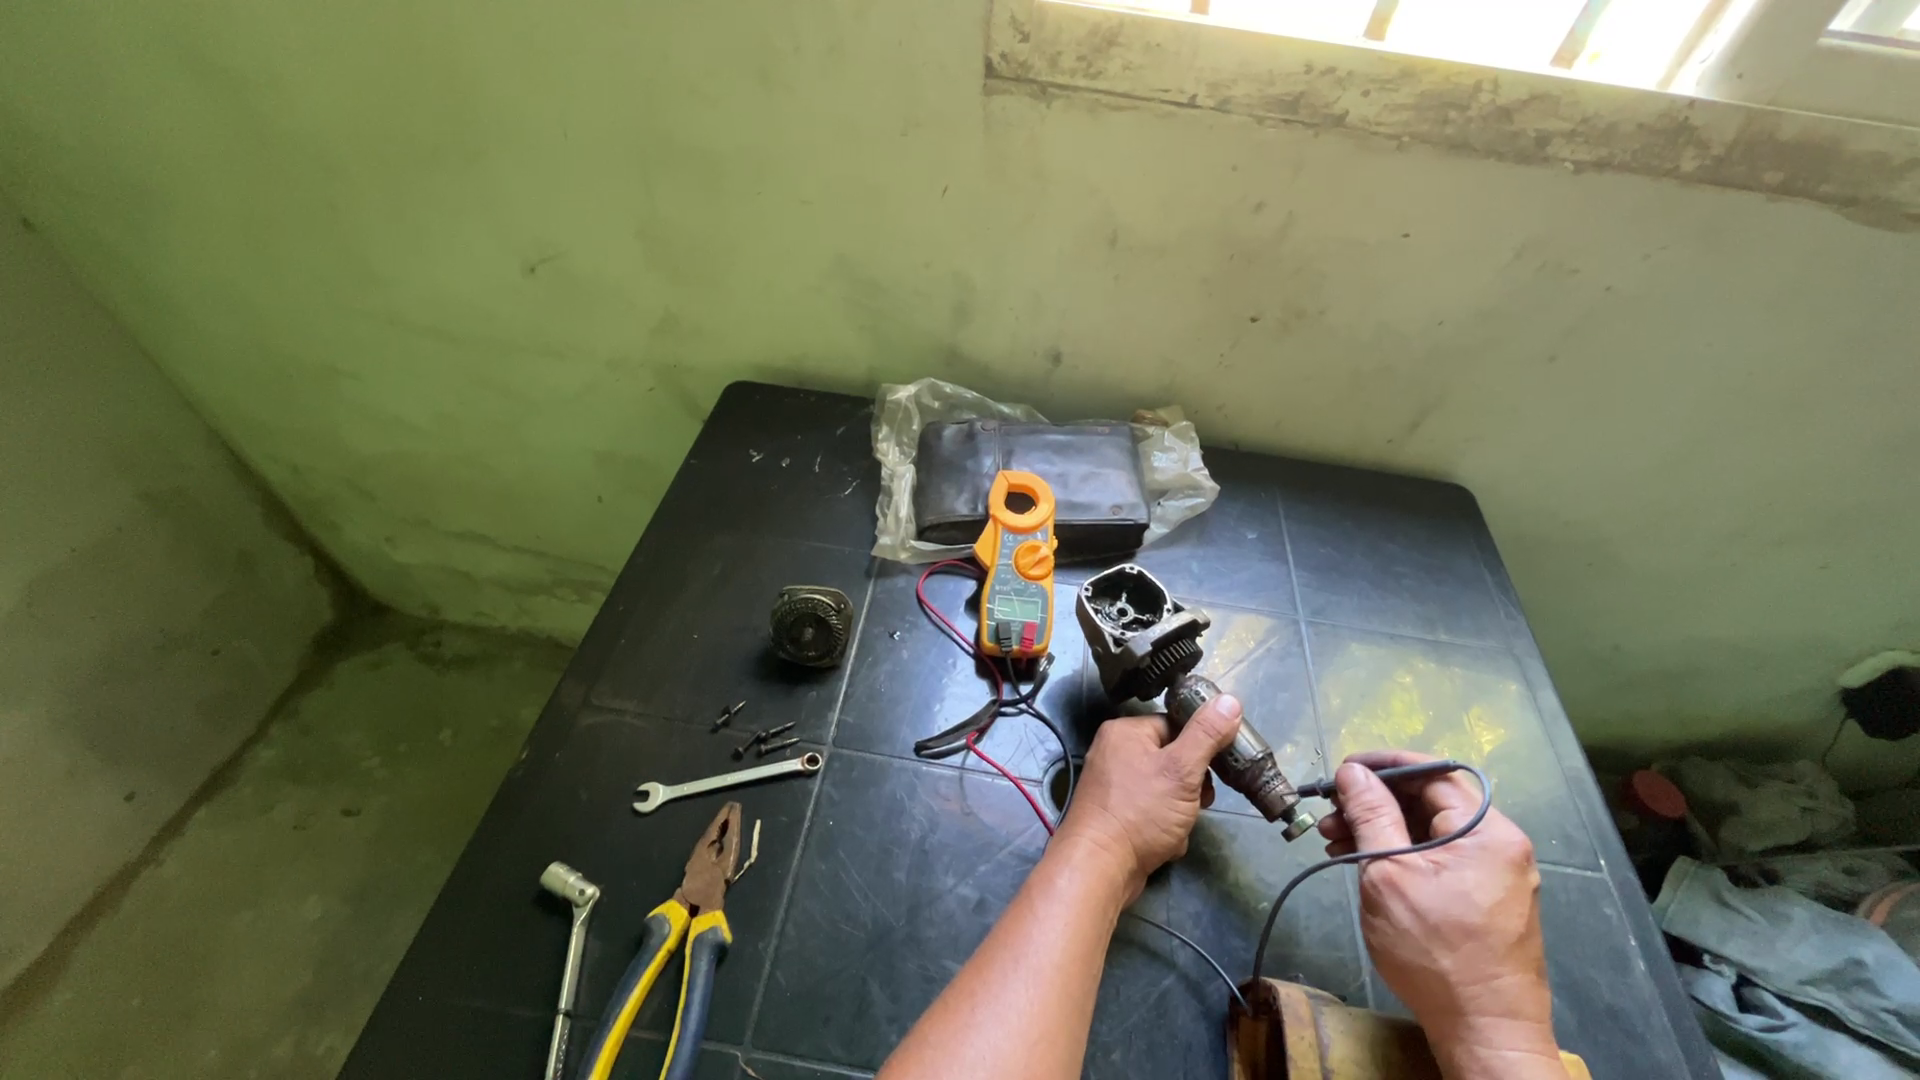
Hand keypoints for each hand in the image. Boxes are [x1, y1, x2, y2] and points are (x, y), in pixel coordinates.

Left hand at [1053, 695, 1241, 900]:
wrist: (1100, 866)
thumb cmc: (1140, 812)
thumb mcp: (1181, 770)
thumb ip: (1206, 735)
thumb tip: (1230, 700)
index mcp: (1125, 731)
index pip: (1175, 725)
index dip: (1199, 748)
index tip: (1215, 770)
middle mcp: (1114, 752)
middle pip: (1173, 759)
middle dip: (1191, 787)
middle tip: (1195, 802)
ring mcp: (1113, 784)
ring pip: (1167, 790)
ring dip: (1181, 811)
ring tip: (1176, 825)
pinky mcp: (1116, 812)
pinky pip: (1153, 812)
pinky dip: (1165, 827)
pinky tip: (1165, 842)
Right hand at [1317, 751, 1561, 1076]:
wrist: (1485, 1032)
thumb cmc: (1434, 951)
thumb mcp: (1389, 874)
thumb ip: (1371, 815)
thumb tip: (1353, 770)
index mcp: (1487, 831)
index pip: (1433, 773)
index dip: (1383, 765)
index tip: (1342, 770)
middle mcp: (1499, 844)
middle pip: (1429, 800)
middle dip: (1374, 801)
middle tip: (1330, 812)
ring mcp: (1495, 872)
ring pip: (1429, 828)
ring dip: (1380, 827)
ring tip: (1334, 841)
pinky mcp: (1485, 896)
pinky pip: (1437, 855)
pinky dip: (1400, 851)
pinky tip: (1363, 861)